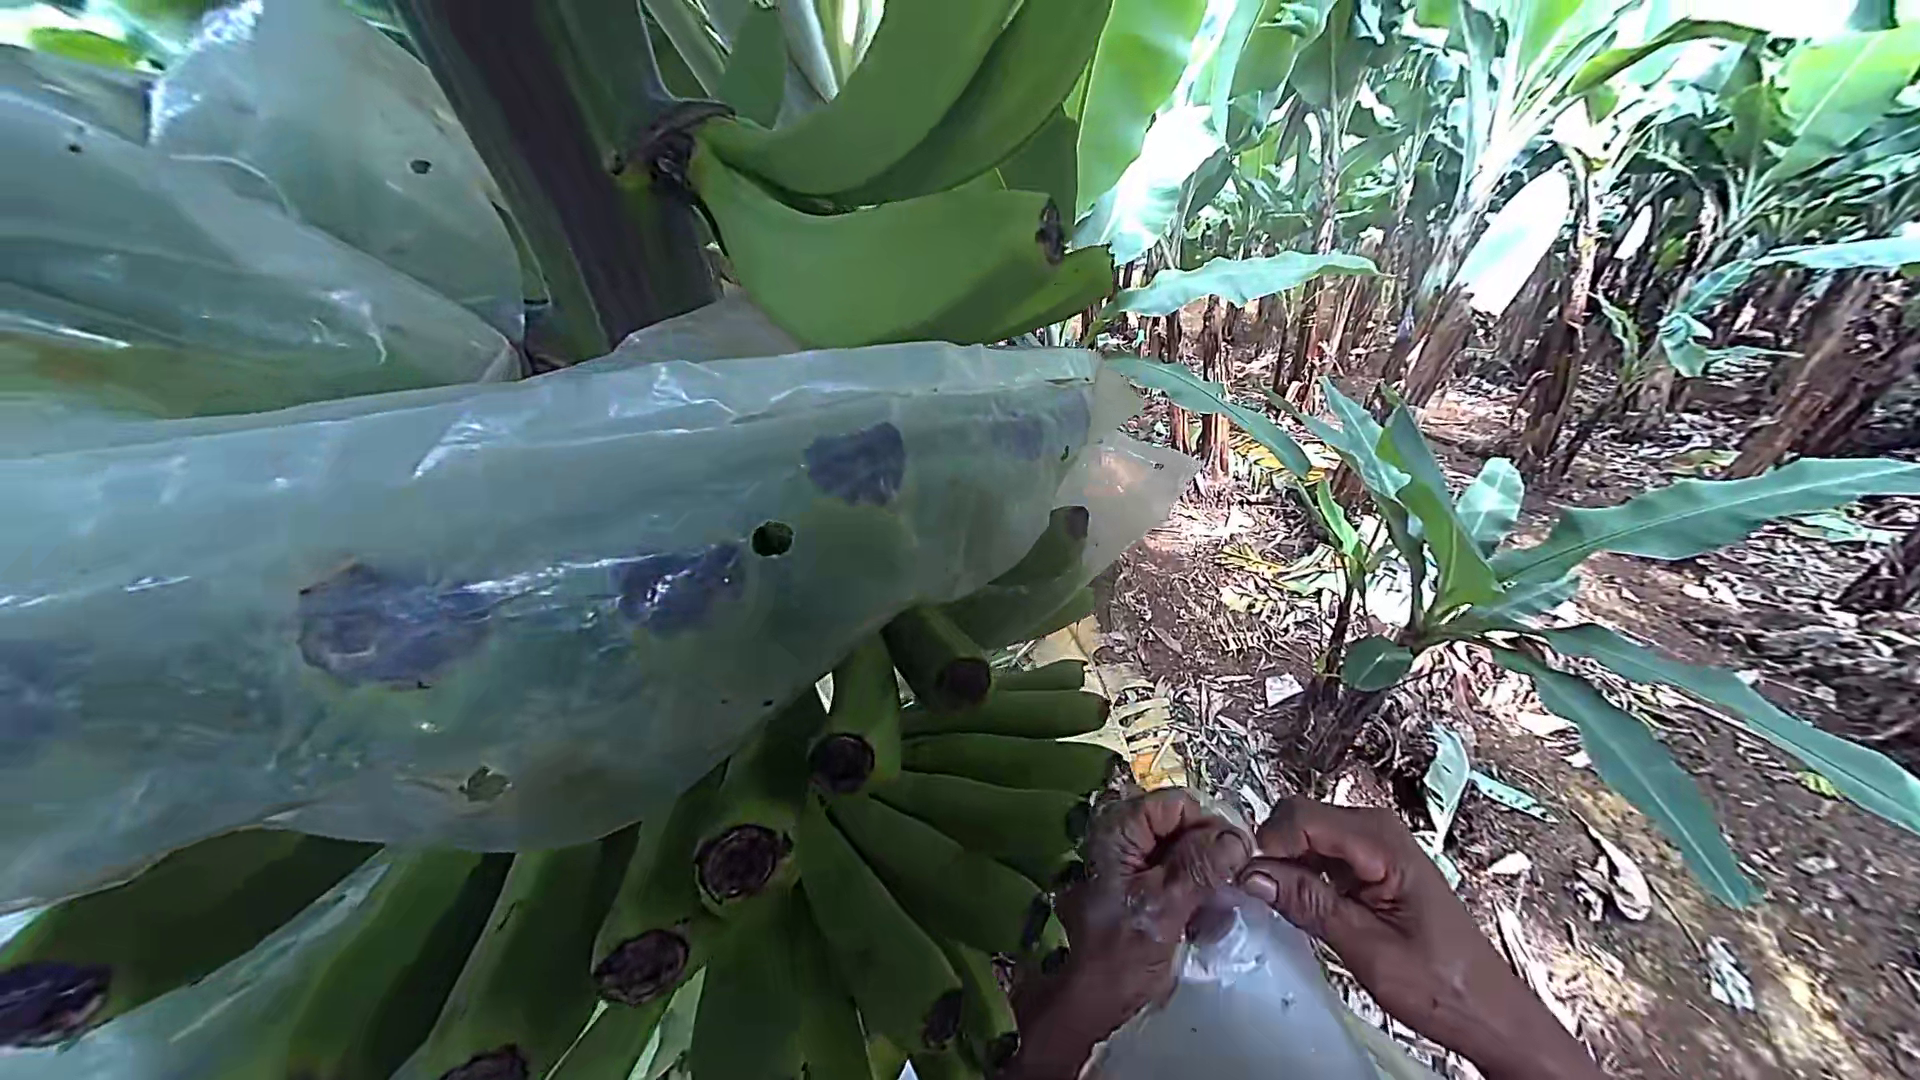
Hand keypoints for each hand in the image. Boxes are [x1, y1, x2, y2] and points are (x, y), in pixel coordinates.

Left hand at [1006, 789, 1250, 1078]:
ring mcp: (1130, 854)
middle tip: (1226, 886)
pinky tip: (1199, 915)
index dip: (1210, 824)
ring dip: (1205, 873)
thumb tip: (1234, 836)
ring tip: (1211, 907)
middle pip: (1182, 821)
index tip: (1235, 856)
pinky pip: (1178, 868)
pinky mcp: (1139, 877)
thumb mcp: (1164, 908)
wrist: (1090, 995)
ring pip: (1184, 846)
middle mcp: (1122, 830)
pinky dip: (1194, 887)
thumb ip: (1198, 868)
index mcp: (1119, 827)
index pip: (1178, 802)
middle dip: (1209, 851)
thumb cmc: (1118, 954)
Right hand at [1240, 798, 1603, 1079]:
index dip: (1266, 843)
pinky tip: (1297, 898)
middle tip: (1257, 890)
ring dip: (1282, 860)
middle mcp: (1374, 827)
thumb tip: (1250, 874)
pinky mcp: (1365, 858)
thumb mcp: (1368, 950)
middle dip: (1271, 849)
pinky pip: (1315, 848)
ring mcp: (1370, 840)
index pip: (1300, 817)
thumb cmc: (1444, 988)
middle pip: (1296, 816)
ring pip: (1300, 830)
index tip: (1245, 877)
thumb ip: (1308, 904)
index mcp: (1381, 841)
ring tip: (1273, 898)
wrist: (1493, 1017)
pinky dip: (1297, 869)